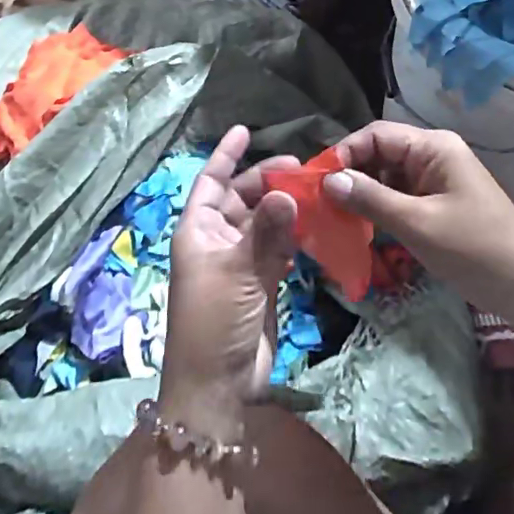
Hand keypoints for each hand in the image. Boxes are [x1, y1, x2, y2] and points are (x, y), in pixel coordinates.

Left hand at [160, 126, 298, 435]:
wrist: (219, 383)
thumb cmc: (214, 320)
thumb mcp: (237, 271)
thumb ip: (265, 232)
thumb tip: (289, 194)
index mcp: (198, 229)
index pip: (211, 181)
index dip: (225, 154)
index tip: (245, 130)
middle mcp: (217, 240)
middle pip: (242, 198)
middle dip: (266, 180)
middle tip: (302, 169)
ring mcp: (239, 262)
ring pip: (263, 223)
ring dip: (284, 208)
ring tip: (314, 192)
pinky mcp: (261, 282)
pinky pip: (278, 249)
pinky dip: (294, 236)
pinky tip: (315, 225)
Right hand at [321, 121, 513, 312]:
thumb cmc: (476, 251)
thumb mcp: (417, 225)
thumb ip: (370, 199)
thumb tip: (328, 180)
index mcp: (434, 148)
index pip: (375, 135)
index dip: (345, 153)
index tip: (318, 182)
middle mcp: (433, 156)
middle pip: (378, 154)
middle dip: (350, 175)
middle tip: (321, 202)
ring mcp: (436, 180)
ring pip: (385, 177)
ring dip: (361, 194)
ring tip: (335, 217)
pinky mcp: (436, 203)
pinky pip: (397, 196)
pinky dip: (377, 208)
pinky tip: (360, 227)